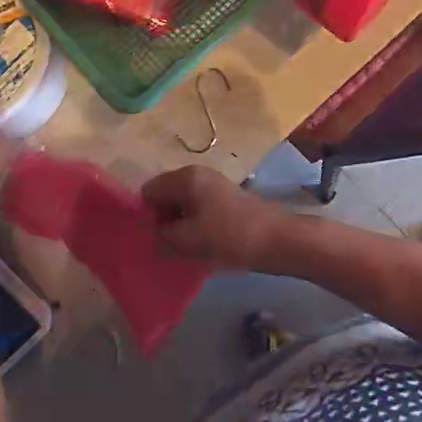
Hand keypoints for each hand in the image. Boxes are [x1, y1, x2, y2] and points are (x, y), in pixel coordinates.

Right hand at [141, 166, 293, 270]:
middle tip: (167, 245)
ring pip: (182, 204)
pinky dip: (195, 225)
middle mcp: (197, 174)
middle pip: (165, 195)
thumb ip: (161, 235)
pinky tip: (201, 243)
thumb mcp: (187, 240)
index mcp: (185, 177)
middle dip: (162, 219)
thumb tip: (154, 233)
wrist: (276, 239)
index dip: (145, 214)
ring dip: (179, 224)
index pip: (148, 191)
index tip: (151, 237)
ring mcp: (213, 185)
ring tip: (184, 247)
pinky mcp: (225, 198)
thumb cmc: (229, 236)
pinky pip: (198, 209)